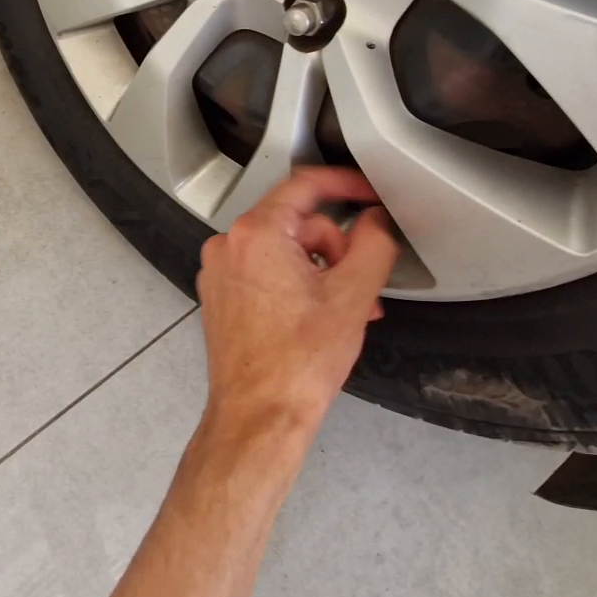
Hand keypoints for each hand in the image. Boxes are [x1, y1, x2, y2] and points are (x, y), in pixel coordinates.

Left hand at [195, 167, 398, 447]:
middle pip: (297, 222)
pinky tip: (317, 315)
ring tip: (342, 310)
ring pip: (284, 249)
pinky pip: (265, 271)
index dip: (346, 184)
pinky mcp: (221, 293)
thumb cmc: (294, 364)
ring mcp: (220, 271)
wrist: (260, 412)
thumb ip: (374, 244)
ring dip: (321, 271)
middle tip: (358, 286)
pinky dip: (295, 283)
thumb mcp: (352, 295)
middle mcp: (229, 246)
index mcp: (256, 235)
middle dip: (336, 249)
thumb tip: (377, 220)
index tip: (368, 192)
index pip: (305, 185)